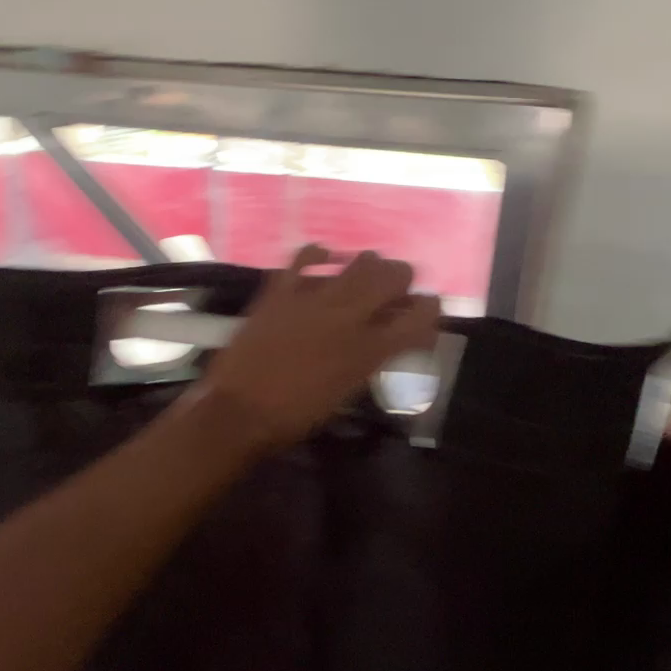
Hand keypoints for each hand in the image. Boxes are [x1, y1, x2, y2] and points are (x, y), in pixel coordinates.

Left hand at [195, 246, 439, 450]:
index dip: (430, 311)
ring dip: (370, 266)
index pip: (420, 317)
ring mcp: (314, 298)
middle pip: (395, 276)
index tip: (425, 314)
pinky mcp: (282, 290)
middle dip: (403, 279)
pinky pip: (306, 256)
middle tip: (396, 289)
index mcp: (370, 351)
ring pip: (360, 262)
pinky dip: (319, 254)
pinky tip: (324, 259)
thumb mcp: (346, 394)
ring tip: (365, 275)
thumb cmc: (295, 417)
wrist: (239, 411)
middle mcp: (349, 317)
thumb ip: (370, 363)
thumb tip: (384, 342)